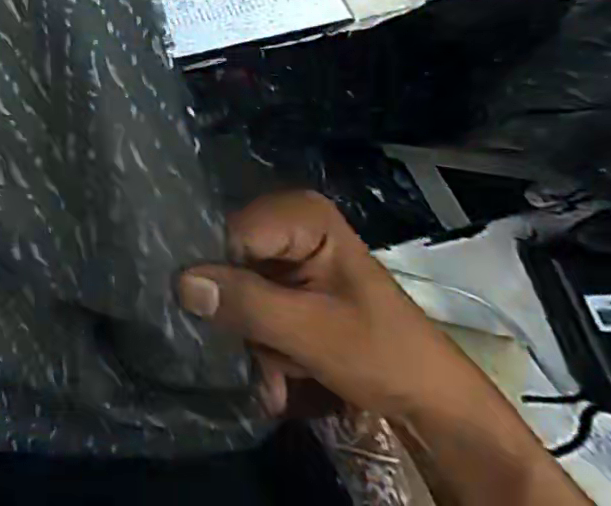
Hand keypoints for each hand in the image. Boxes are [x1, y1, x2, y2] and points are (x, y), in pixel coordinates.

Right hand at [177, 190, 429, 417]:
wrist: (429, 396)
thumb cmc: (382, 353)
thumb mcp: (314, 332)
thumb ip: (249, 304)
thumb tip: (182, 282)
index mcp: (302, 214)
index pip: (231, 233)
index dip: (218, 277)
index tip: (209, 321)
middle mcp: (288, 222)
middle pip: (229, 259)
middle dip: (238, 316)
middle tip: (255, 359)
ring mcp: (287, 253)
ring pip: (235, 289)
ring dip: (250, 338)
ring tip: (276, 375)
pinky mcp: (287, 283)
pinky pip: (250, 305)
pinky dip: (260, 342)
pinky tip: (281, 375)